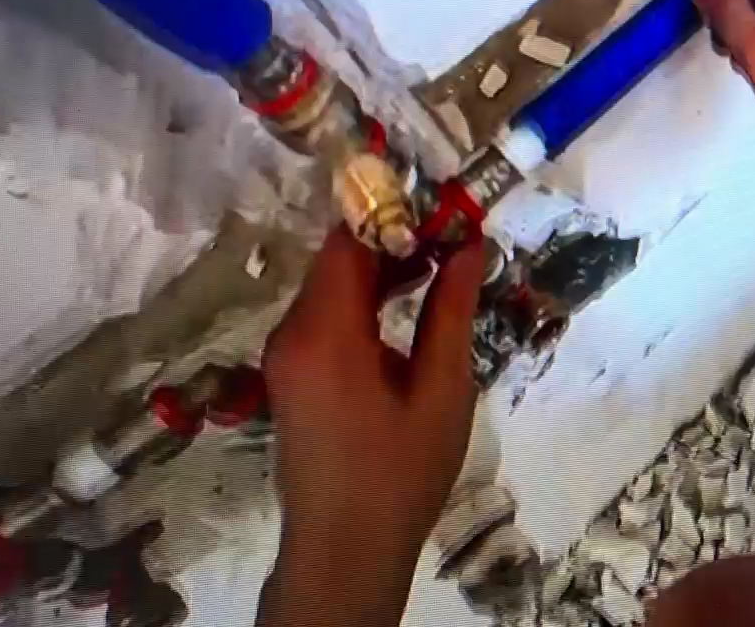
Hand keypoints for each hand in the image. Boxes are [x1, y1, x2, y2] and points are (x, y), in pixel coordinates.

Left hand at [258, 228, 484, 626]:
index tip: (442, 204)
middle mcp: (292, 332)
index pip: (348, 241)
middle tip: (451, 231)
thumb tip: (469, 244)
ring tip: (439, 260)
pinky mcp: (291, 369)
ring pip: (332, 282)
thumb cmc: (401, 473)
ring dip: (381, 264)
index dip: (392, 211)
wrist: (345, 550)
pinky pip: (326, 310)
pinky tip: (405, 300)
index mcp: (325, 334)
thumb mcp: (442, 389)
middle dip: (392, 235)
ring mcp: (285, 352)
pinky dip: (364, 295)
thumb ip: (452, 309)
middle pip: (338, 257)